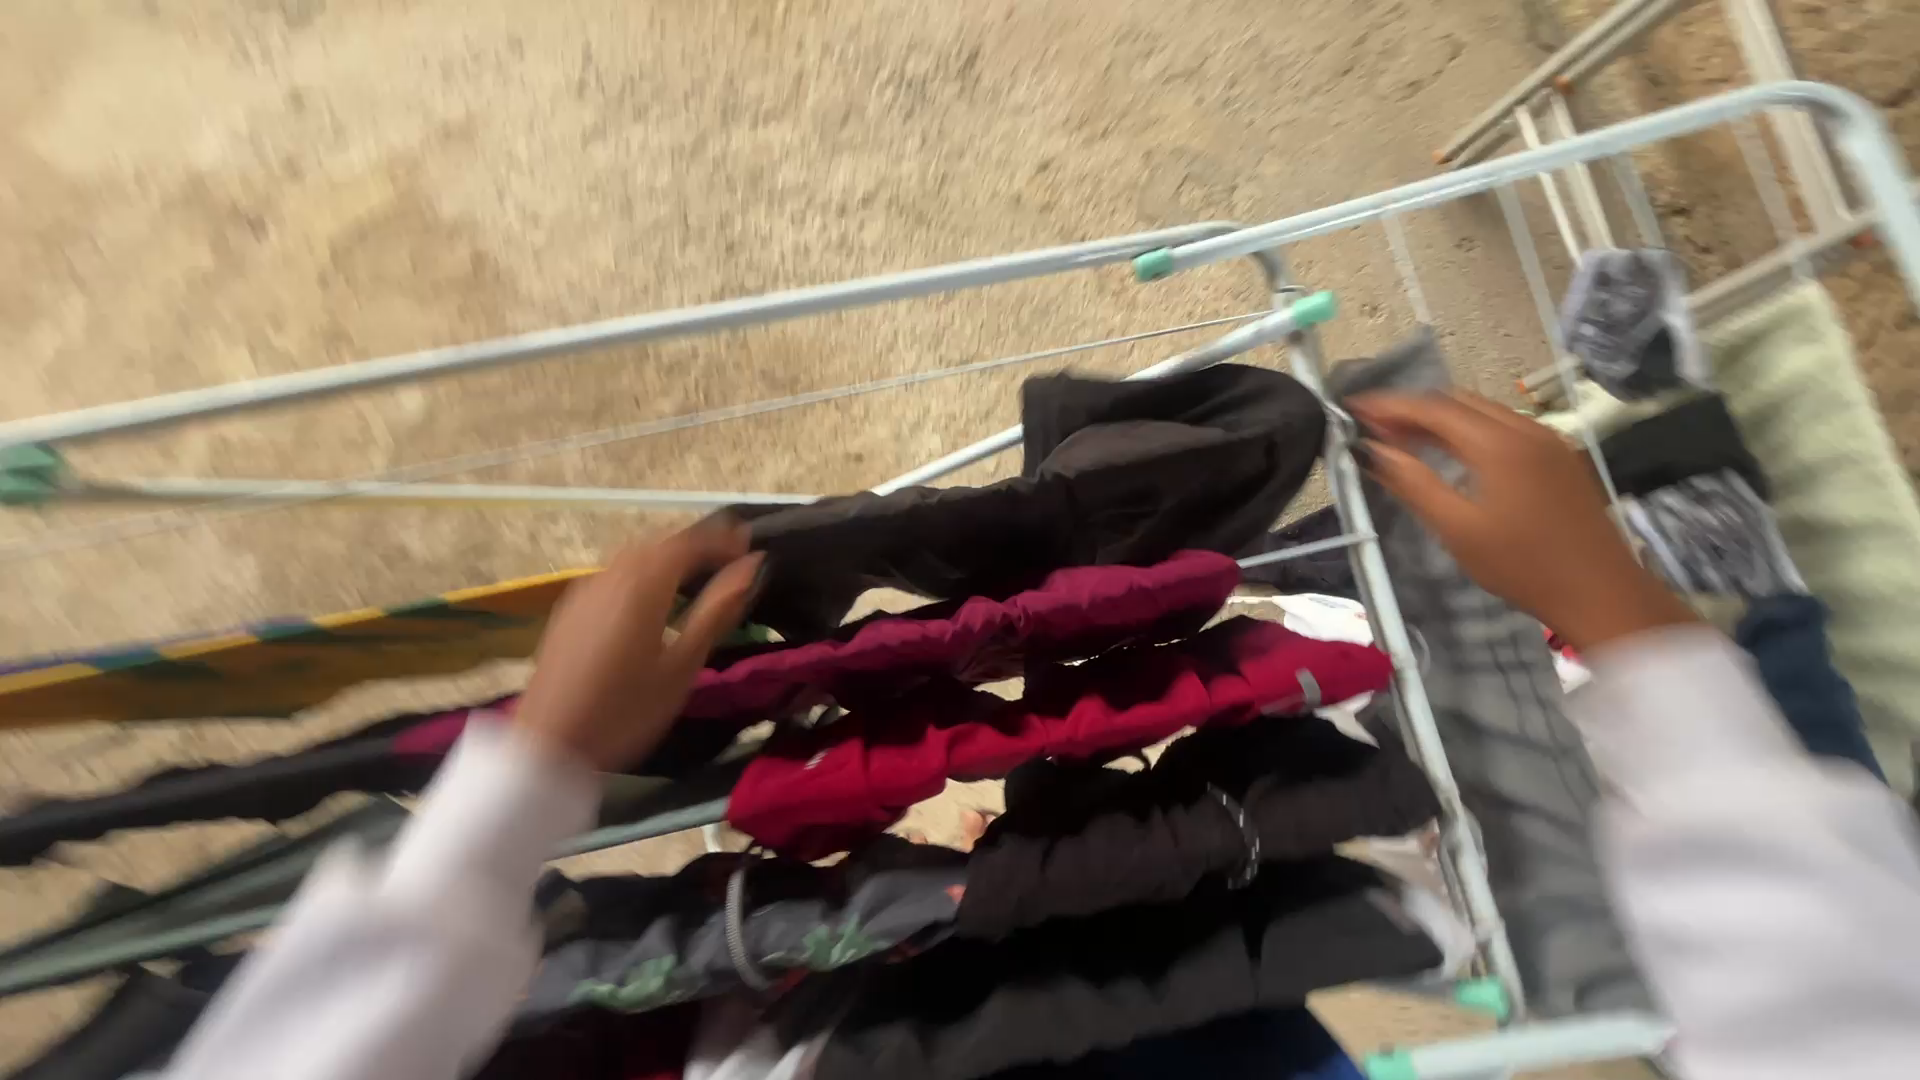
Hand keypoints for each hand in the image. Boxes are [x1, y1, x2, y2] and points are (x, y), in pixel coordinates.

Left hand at [515, 519, 765, 770]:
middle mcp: (612, 575)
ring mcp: (586, 590)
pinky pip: (616, 572)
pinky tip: (653, 594)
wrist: (548, 747)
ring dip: (669, 553)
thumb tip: (752, 566)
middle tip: (731, 554)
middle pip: (659, 543)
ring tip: (698, 571)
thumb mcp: (684, 664)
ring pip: (635, 555)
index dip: (723, 539)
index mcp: (643, 584)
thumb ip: (718, 608)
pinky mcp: (571, 608)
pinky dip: (644, 569)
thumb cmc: (627, 710)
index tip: (751, 545)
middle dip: (697, 543)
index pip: (689, 543)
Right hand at [1349, 390, 1696, 652]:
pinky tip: (1444, 452)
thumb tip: (1369, 451)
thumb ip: (1411, 481)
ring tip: (1398, 438)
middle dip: (1410, 408)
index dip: (1387, 405)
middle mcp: (1525, 429)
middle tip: (1370, 427)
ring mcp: (1546, 440)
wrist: (1601, 592)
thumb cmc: (1520, 565)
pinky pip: (1500, 426)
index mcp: (1499, 444)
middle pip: (1457, 401)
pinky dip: (1464, 429)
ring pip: (1480, 411)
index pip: (1432, 408)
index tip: (1351, 409)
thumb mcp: (1455, 527)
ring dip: (1436, 418)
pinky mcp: (1555, 456)